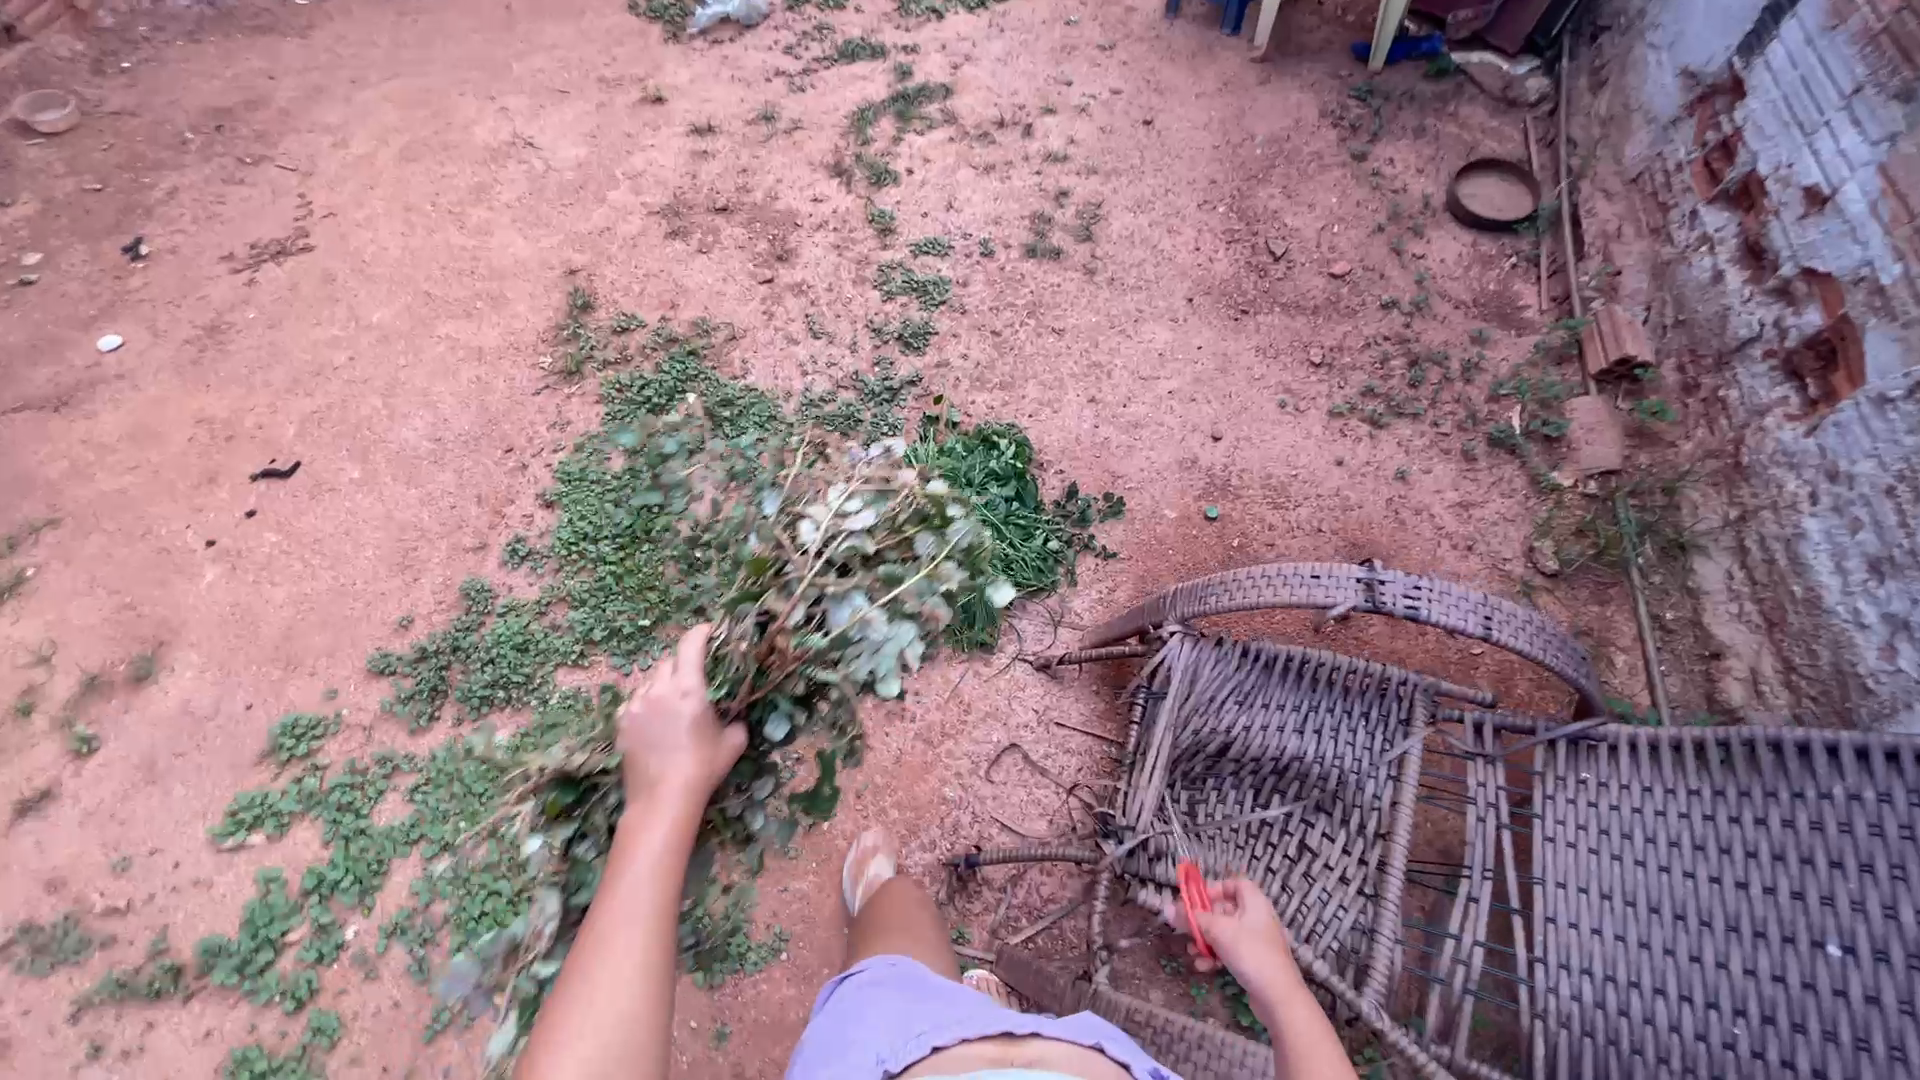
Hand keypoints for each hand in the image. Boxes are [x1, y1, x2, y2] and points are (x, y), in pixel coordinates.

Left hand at [618, 624, 747, 808]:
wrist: (663, 799)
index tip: (709, 630)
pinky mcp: (622, 722)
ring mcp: (636, 705)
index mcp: (689, 688)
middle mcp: (659, 690)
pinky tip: (655, 720)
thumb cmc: (703, 768)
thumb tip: (736, 716)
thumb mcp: (733, 742)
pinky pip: (635, 701)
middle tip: (694, 676)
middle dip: (682, 663)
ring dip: (663, 684)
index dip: (700, 632)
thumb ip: (736, 720)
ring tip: (673, 702)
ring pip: (650, 682)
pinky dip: (646, 703)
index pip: (691, 645)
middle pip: (668, 661)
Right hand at [1181, 876, 1300, 1001]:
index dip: (1215, 888)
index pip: (1235, 883)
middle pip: (1225, 910)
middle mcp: (1257, 918)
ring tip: (1193, 951)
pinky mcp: (1254, 962)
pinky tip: (1204, 967)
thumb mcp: (1217, 931)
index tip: (1197, 899)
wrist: (1279, 998)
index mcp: (1254, 902)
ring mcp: (1256, 942)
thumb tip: (1168, 909)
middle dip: (1203, 920)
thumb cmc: (1250, 953)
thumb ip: (1192, 918)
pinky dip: (1215, 956)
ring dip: (1205, 941)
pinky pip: (1230, 951)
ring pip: (1224, 933)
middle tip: (1186, 928)